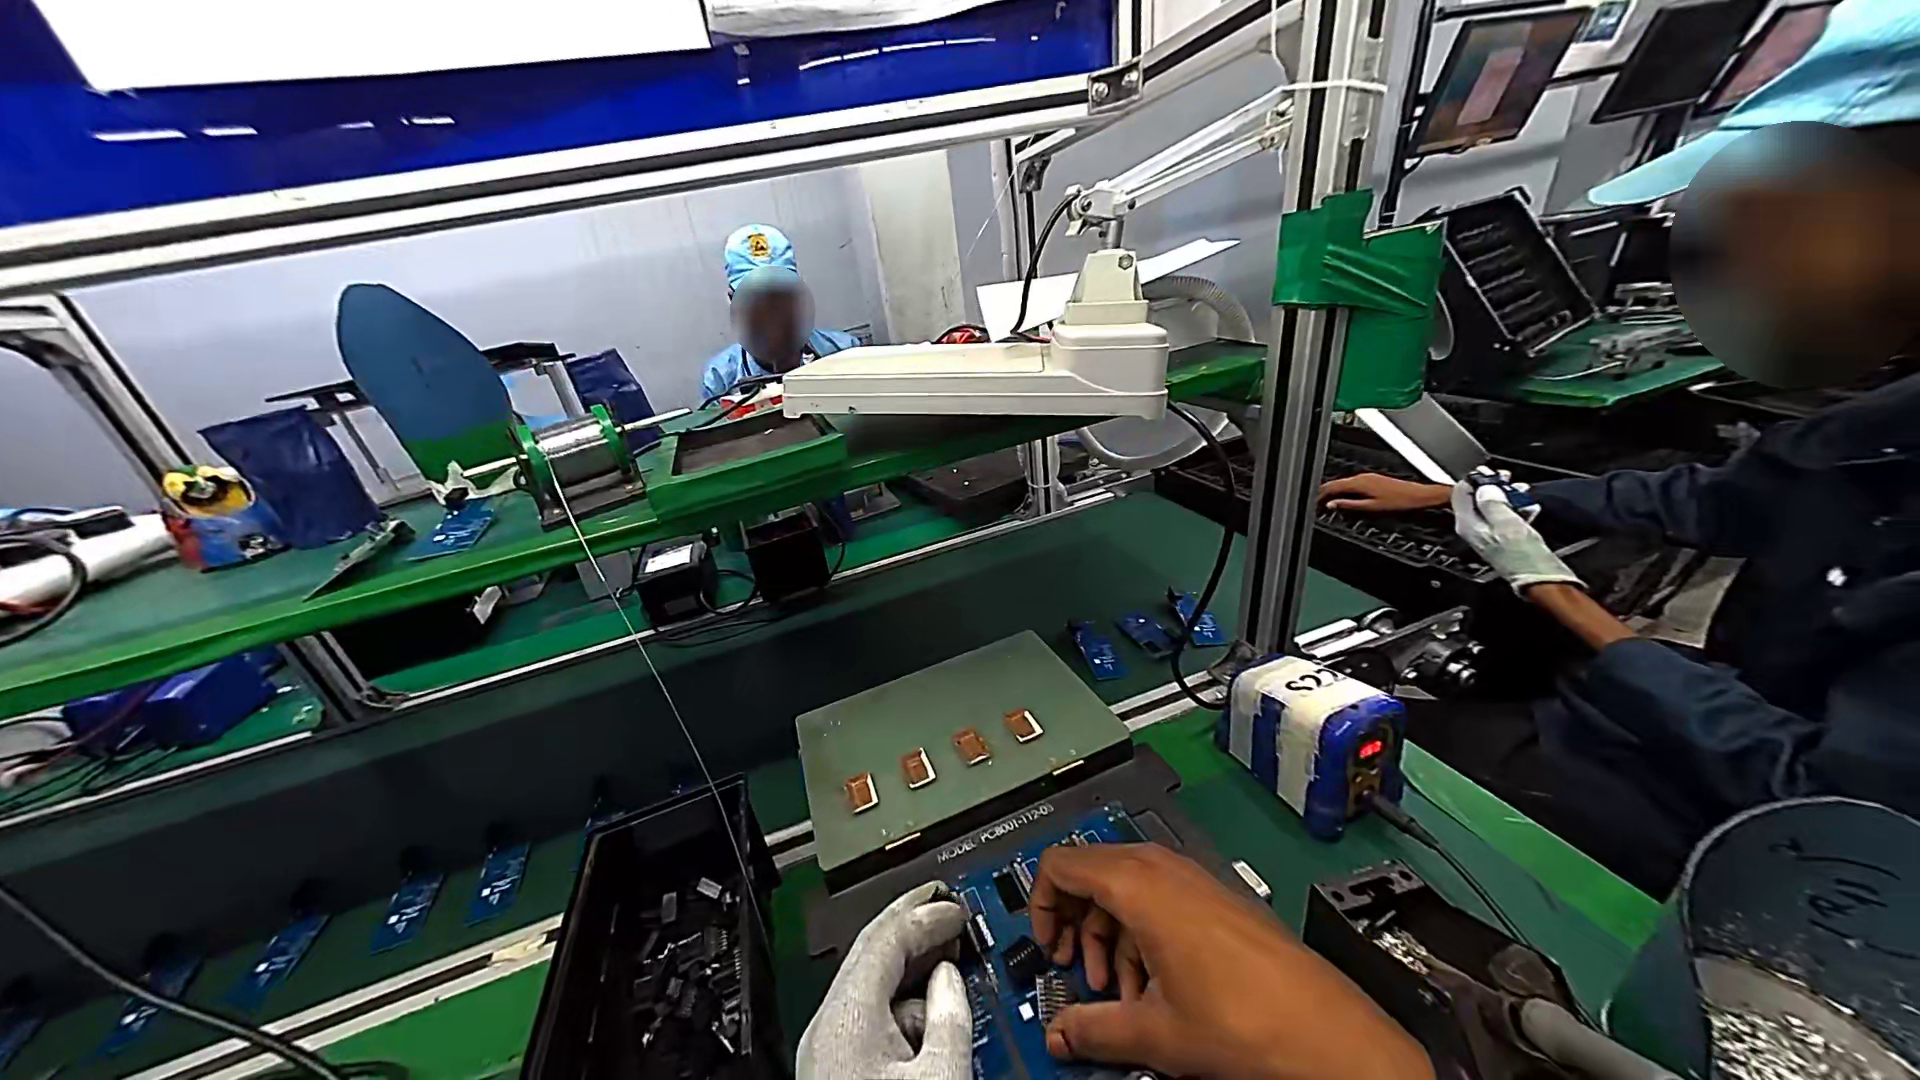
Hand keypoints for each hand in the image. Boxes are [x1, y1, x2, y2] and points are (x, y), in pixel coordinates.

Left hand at [797, 882, 970, 1079]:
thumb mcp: (938, 1076)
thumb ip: (950, 1017)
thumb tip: (950, 977)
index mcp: (845, 1017)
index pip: (887, 936)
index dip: (925, 912)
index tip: (955, 905)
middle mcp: (827, 1027)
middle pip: (875, 953)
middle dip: (916, 927)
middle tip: (947, 908)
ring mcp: (828, 1051)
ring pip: (875, 988)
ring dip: (915, 968)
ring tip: (950, 960)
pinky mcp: (837, 1072)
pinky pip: (873, 1019)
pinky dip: (905, 1004)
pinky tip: (934, 1015)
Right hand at [1028, 843, 1431, 1079]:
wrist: (1328, 1033)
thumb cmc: (1239, 1020)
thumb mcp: (1154, 1031)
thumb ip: (1093, 1029)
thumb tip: (1059, 1036)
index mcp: (1134, 882)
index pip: (1060, 865)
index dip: (1041, 905)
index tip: (1049, 949)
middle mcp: (1158, 865)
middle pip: (1088, 874)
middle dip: (1075, 925)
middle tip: (1081, 975)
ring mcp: (1188, 875)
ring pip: (1122, 888)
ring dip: (1108, 936)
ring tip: (1122, 993)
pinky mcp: (1209, 893)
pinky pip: (1155, 897)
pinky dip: (1139, 932)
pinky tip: (1156, 985)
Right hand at [1318, 473, 1451, 512]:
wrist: (1420, 495)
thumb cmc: (1400, 501)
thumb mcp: (1371, 507)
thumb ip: (1349, 505)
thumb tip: (1332, 504)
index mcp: (1359, 483)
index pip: (1331, 487)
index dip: (1319, 496)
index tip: (1313, 504)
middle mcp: (1362, 477)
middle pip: (1335, 484)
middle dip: (1323, 494)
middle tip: (1316, 505)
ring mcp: (1367, 477)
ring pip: (1342, 484)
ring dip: (1333, 493)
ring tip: (1326, 504)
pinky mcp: (1372, 480)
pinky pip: (1351, 484)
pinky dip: (1342, 491)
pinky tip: (1342, 499)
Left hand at [1451, 481, 1581, 594]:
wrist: (1540, 579)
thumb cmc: (1523, 555)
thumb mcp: (1506, 524)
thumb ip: (1493, 503)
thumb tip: (1485, 487)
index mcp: (1467, 524)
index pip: (1459, 495)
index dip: (1473, 480)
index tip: (1488, 470)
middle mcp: (1473, 528)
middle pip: (1475, 499)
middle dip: (1491, 486)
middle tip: (1507, 477)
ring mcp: (1488, 533)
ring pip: (1492, 506)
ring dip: (1506, 495)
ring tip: (1522, 489)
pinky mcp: (1504, 537)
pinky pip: (1505, 516)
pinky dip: (1516, 507)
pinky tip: (1529, 506)